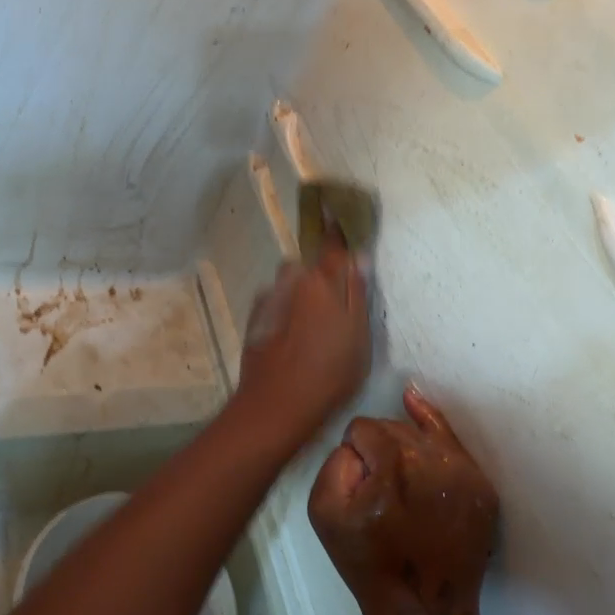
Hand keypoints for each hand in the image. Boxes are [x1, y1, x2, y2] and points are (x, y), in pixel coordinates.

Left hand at [231, 236, 369, 445]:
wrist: (276, 402)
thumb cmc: (329, 372)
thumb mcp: (358, 336)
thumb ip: (358, 292)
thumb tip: (359, 256)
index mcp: (321, 279)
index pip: (332, 243)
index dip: (337, 228)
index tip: (337, 211)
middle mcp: (291, 279)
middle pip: (308, 264)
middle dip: (319, 273)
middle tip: (334, 304)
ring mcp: (269, 296)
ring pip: (290, 283)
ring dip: (300, 293)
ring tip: (312, 327)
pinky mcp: (255, 315)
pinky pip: (277, 301)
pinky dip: (286, 309)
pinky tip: (292, 337)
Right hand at [307, 386, 499, 614]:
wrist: (424, 609)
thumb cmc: (368, 560)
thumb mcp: (323, 511)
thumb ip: (335, 461)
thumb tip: (356, 445)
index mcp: (393, 465)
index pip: (363, 428)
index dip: (353, 451)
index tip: (357, 484)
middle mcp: (433, 460)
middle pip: (393, 425)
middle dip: (379, 446)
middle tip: (375, 487)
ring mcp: (464, 474)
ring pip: (422, 431)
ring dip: (404, 445)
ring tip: (397, 480)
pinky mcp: (482, 488)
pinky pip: (451, 443)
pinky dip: (433, 428)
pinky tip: (414, 406)